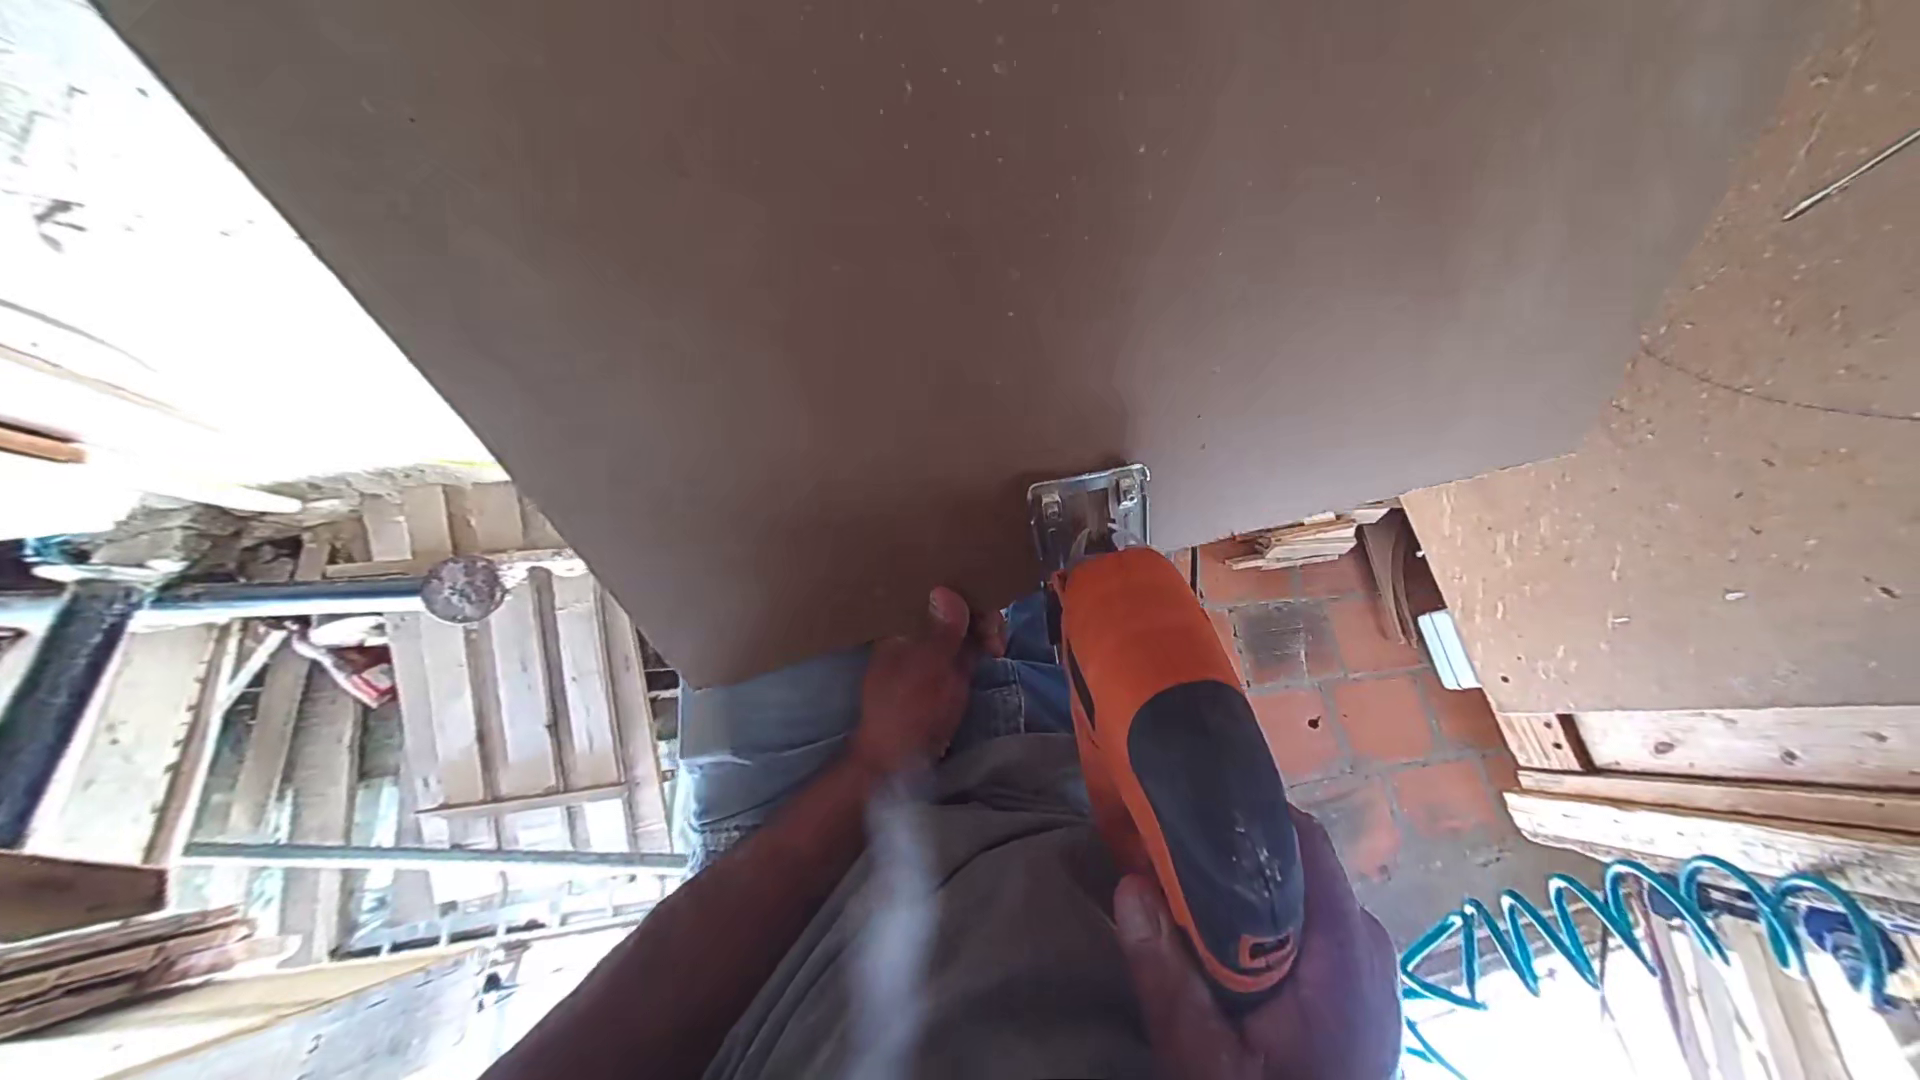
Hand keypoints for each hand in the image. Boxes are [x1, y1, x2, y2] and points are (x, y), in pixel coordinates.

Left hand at [849, 587, 1004, 774]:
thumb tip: (946, 590)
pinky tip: (996, 650)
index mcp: (900, 626)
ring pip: (967, 622)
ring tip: (996, 645)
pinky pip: (973, 643)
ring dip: (987, 625)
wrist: (899, 761)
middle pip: (954, 603)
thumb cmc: (905, 712)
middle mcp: (919, 631)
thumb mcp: (925, 671)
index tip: (981, 601)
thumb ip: (940, 633)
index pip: (930, 590)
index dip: (958, 587)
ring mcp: (937, 649)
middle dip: (979, 609)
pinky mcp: (952, 668)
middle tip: (993, 633)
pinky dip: (987, 641)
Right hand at [1113, 809, 1401, 1079]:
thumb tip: (1128, 883)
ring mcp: (1365, 959)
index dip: (1246, 811)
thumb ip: (1168, 977)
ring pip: (1296, 884)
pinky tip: (1223, 927)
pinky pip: (1305, 913)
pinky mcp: (1355, 976)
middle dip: (1232, 848)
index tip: (1188, 804)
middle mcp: (1365, 941)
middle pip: (1294, 858)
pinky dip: (1263, 906)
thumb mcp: (1204, 1060)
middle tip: (1171, 848)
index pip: (1303, 840)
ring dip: (1244, 879)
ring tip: (1188, 882)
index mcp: (1345, 952)